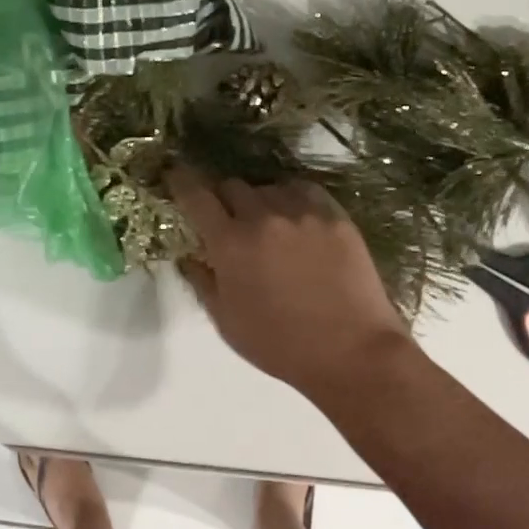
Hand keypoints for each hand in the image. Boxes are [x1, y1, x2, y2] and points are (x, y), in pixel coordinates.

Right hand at [169, 166, 411, 397]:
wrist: (354, 355)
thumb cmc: (281, 346)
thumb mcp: (226, 321)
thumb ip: (201, 280)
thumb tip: (188, 254)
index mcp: (229, 243)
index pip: (194, 194)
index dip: (180, 180)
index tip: (174, 174)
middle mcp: (262, 216)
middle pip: (231, 185)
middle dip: (223, 198)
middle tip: (230, 219)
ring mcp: (301, 212)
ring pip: (268, 186)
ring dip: (260, 200)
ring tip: (269, 223)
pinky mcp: (335, 215)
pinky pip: (303, 190)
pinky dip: (292, 197)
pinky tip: (297, 217)